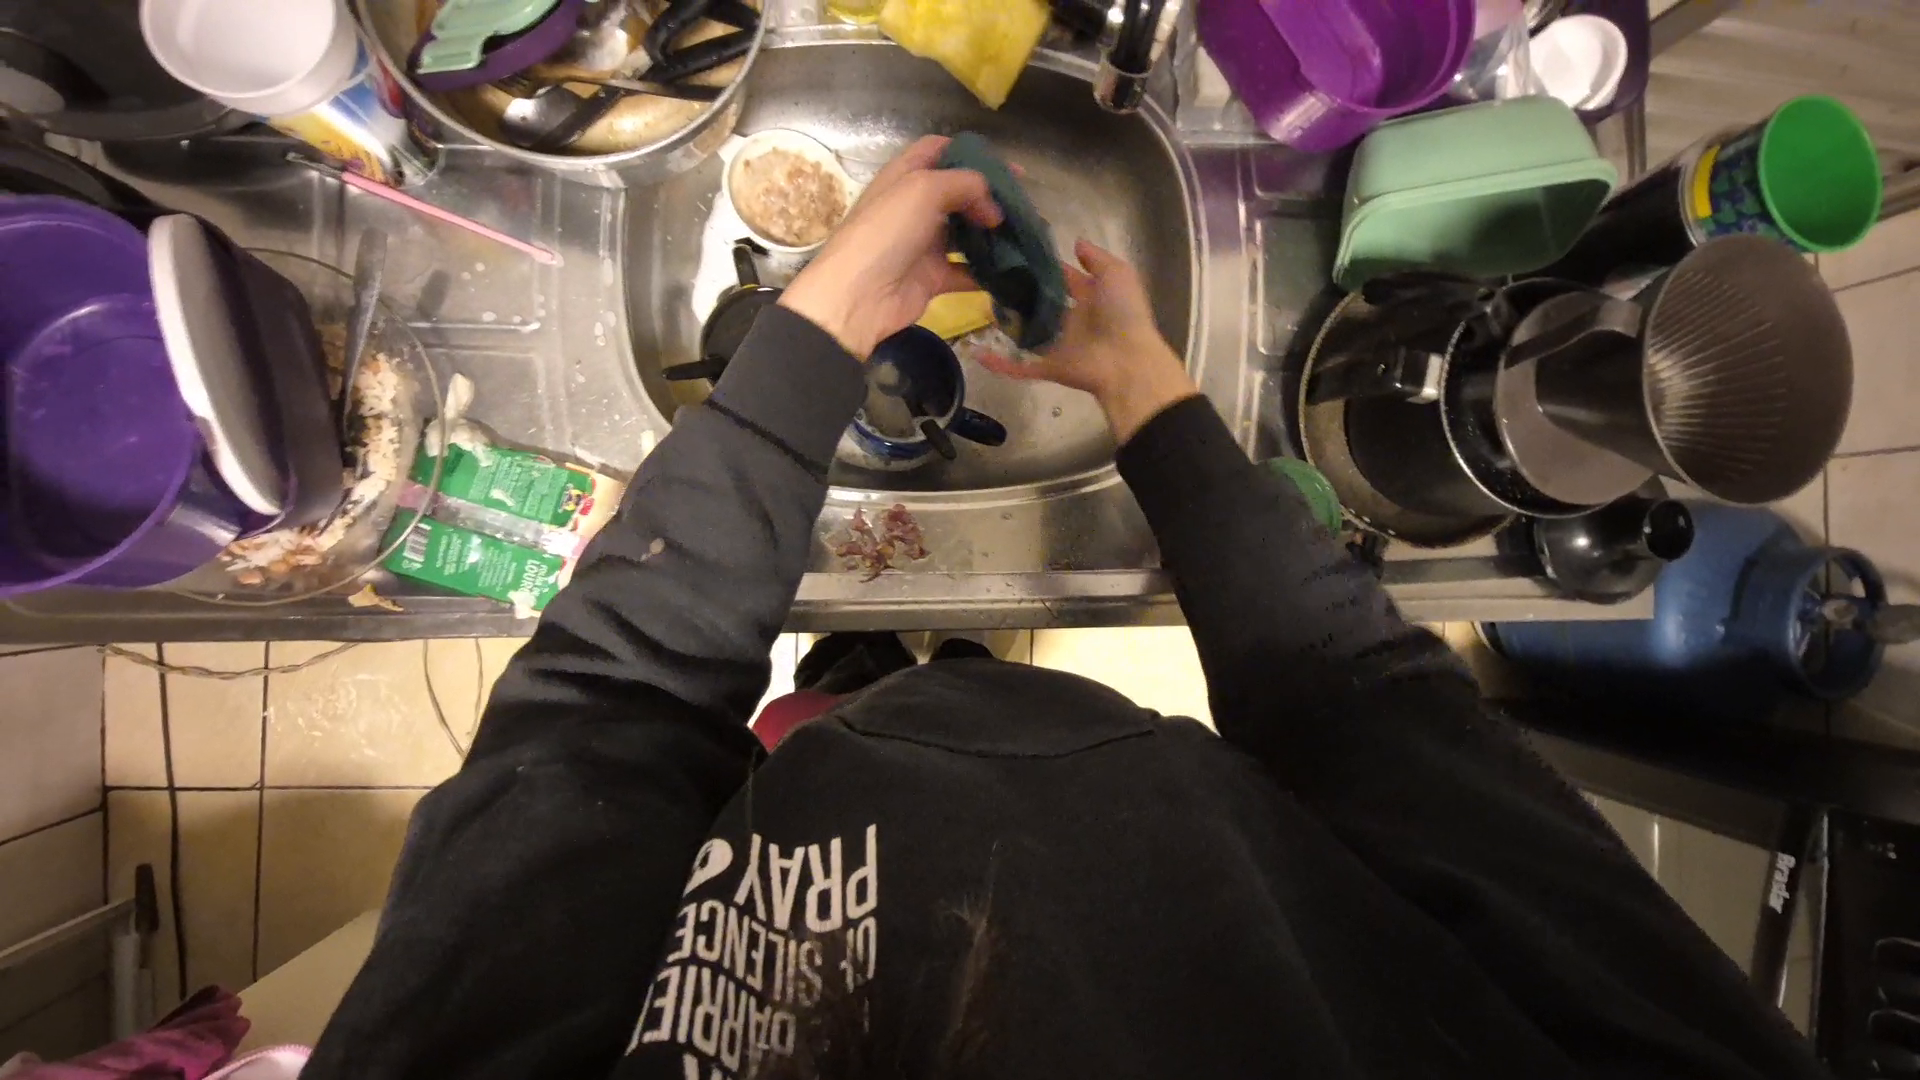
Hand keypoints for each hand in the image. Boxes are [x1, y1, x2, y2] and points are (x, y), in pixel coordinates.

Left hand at [779, 135, 1001, 360]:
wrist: (859, 295)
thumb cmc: (887, 231)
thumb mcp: (925, 189)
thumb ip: (966, 185)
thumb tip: (993, 209)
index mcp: (906, 176)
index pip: (941, 151)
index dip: (974, 154)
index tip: (1010, 169)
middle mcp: (916, 207)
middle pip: (959, 194)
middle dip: (990, 198)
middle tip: (1022, 207)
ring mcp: (924, 244)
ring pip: (966, 234)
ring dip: (992, 235)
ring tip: (1024, 236)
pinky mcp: (932, 278)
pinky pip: (965, 272)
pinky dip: (987, 272)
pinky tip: (1010, 270)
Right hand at [981, 239, 1198, 443]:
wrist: (1127, 361)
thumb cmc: (1124, 313)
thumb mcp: (1117, 274)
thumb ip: (1096, 257)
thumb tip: (1075, 242)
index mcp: (1091, 298)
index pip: (1064, 279)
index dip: (1045, 268)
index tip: (1019, 255)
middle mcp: (1074, 321)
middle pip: (1043, 305)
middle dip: (1022, 293)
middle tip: (994, 278)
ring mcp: (1060, 345)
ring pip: (1028, 334)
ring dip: (1007, 325)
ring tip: (981, 307)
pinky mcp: (1049, 367)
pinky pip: (1020, 368)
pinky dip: (999, 364)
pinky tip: (976, 354)